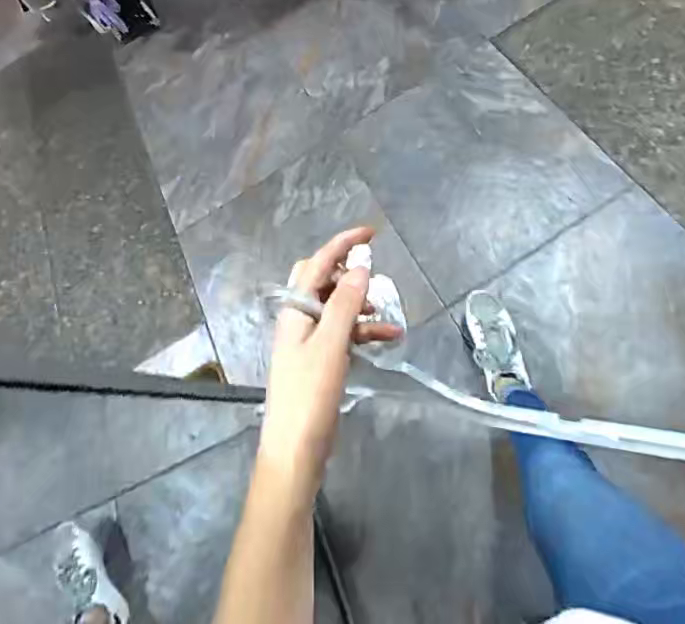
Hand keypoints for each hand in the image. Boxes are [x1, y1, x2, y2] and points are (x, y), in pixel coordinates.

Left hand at [255, 227, 403, 493]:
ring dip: (361, 304)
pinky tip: (389, 337)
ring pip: (336, 308)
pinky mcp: (319, 361)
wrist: (294, 452)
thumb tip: (360, 266)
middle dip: (348, 272)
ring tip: (386, 312)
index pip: (317, 263)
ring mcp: (308, 341)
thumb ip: (345, 303)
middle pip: (322, 281)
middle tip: (374, 271)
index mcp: (294, 309)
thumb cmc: (309, 395)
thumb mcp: (331, 345)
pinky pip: (343, 334)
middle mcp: (298, 319)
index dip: (342, 243)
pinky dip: (364, 331)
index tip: (370, 232)